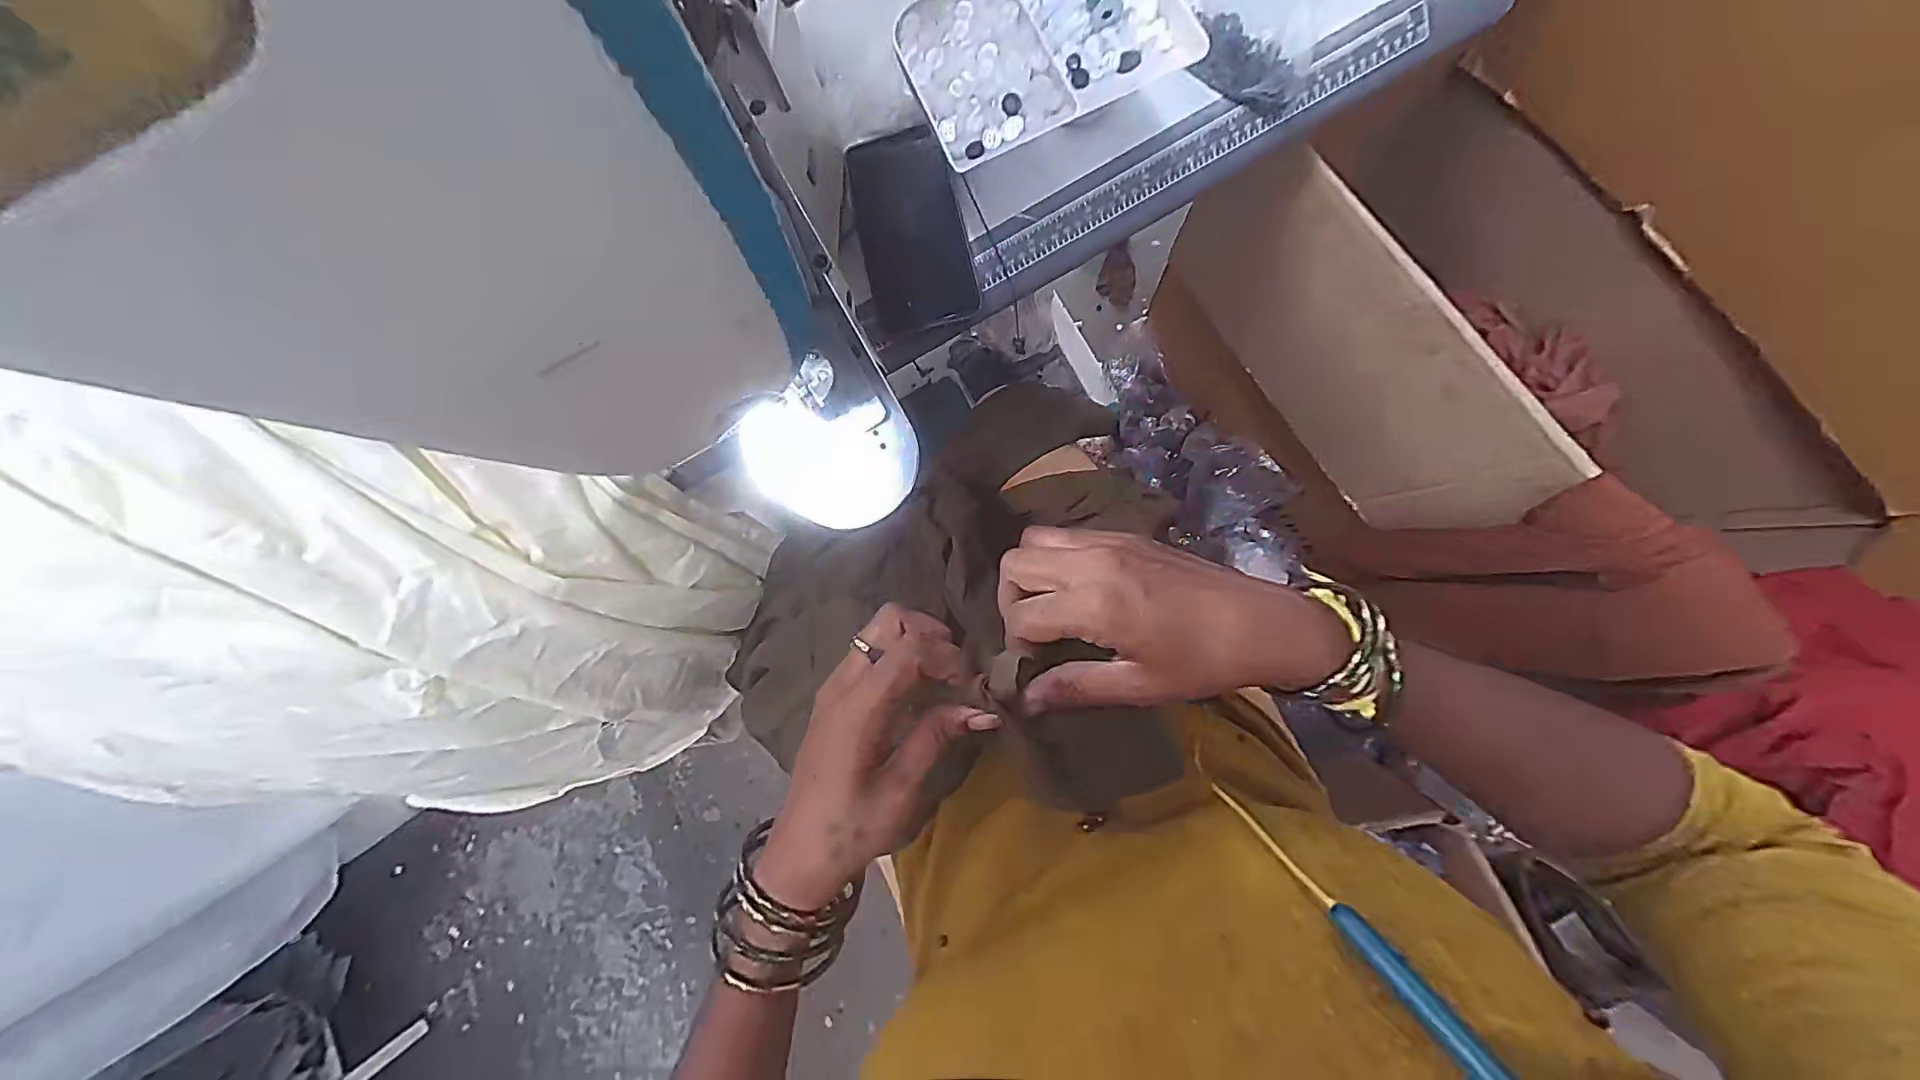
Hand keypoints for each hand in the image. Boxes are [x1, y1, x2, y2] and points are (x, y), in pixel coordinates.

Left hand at [755, 604, 998, 909]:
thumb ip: (936, 738)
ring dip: (917, 642)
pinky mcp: (836, 696)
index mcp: (856, 707)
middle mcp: (841, 683)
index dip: (948, 656)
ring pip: (879, 632)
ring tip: (946, 680)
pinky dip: (902, 657)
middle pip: (889, 620)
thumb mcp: (900, 790)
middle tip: (959, 671)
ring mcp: (835, 686)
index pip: (908, 647)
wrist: (799, 851)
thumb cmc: (851, 828)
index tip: (972, 685)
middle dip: (931, 632)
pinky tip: (922, 692)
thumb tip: (983, 708)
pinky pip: (872, 654)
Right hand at [998, 527, 1351, 711]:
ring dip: (1029, 572)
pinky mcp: (1123, 534)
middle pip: (1015, 565)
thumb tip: (1026, 699)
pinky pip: (1066, 534)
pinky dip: (1054, 557)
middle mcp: (1092, 562)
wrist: (1262, 621)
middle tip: (1034, 631)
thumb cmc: (1203, 661)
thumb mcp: (1139, 685)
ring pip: (1035, 540)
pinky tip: (1077, 587)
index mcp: (1095, 603)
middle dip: (1011, 601)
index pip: (1022, 616)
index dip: (1017, 645)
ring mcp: (1108, 540)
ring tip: (1050, 605)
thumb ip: (1075, 687)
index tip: (1034, 664)